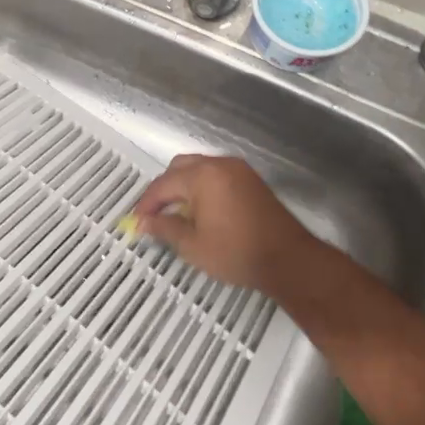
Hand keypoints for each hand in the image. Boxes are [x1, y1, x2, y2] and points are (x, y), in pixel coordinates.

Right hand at [132, 154, 326, 292]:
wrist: (288, 259)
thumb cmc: (236, 253)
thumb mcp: (192, 245)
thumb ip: (164, 228)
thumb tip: (143, 222)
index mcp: (202, 176)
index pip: (163, 185)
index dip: (146, 204)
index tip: (136, 222)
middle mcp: (220, 164)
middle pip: (180, 168)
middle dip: (164, 190)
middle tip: (155, 215)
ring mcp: (238, 170)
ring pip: (199, 169)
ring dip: (184, 187)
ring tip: (177, 214)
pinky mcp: (251, 180)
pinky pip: (217, 175)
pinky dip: (203, 187)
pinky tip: (201, 211)